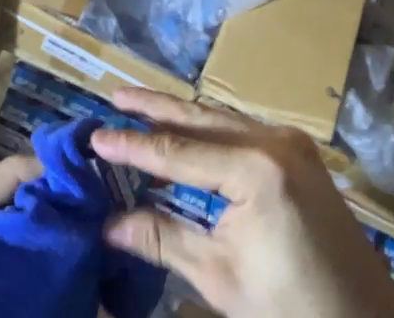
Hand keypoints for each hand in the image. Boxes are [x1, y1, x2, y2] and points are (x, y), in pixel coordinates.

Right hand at [92, 90, 393, 317]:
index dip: (131, 147)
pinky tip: (185, 129)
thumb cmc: (294, 308)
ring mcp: (292, 143)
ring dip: (179, 114)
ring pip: (220, 119)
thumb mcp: (221, 277)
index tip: (93, 138)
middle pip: (198, 118)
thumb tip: (106, 224)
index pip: (176, 152)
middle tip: (114, 96)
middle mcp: (274, 142)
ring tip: (138, 103)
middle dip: (153, 108)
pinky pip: (241, 130)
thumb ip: (162, 239)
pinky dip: (208, 128)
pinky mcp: (300, 154)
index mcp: (255, 171)